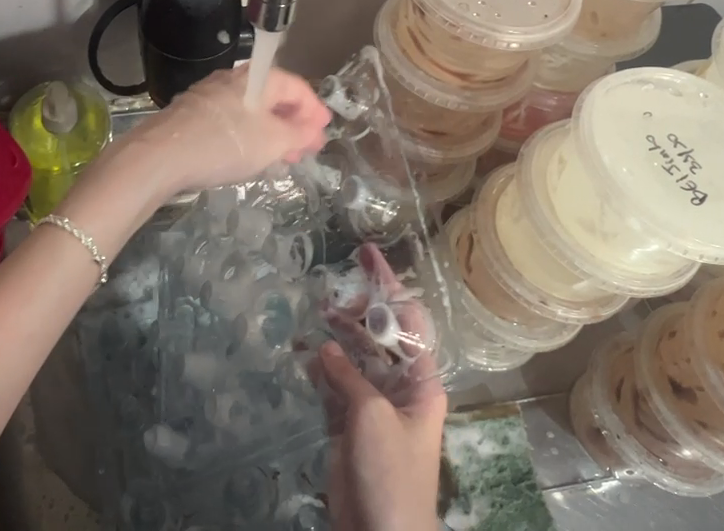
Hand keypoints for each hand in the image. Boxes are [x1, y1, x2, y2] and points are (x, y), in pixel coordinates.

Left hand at [118, 65, 330, 196]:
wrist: (161, 156)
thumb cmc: (223, 144)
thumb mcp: (272, 142)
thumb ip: (298, 134)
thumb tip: (314, 130)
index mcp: (256, 78)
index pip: (296, 86)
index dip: (314, 110)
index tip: (324, 133)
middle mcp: (233, 79)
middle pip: (273, 97)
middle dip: (294, 124)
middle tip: (306, 150)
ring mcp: (210, 96)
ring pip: (252, 111)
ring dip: (272, 133)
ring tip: (283, 159)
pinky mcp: (194, 115)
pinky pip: (233, 120)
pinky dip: (250, 136)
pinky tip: (251, 157)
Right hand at [312, 249, 446, 530]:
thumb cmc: (391, 471)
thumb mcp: (372, 416)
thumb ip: (349, 375)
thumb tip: (325, 345)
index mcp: (421, 382)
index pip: (407, 321)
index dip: (388, 286)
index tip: (367, 253)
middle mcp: (400, 387)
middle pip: (379, 335)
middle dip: (357, 309)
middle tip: (330, 291)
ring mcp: (373, 405)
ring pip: (354, 356)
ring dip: (335, 334)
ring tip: (314, 312)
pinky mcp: (349, 423)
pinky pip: (335, 383)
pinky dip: (319, 365)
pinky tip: (302, 350)